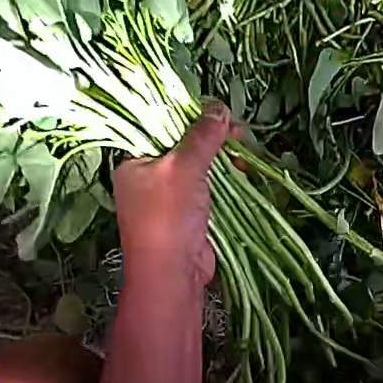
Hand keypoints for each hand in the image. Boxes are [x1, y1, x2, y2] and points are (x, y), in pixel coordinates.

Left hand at [113, 102, 229, 287]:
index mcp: (135, 162)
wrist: (172, 274)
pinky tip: (245, 172)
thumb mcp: (182, 167)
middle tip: (240, 133)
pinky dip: (228, 181)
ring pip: (202, 169)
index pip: (163, 127)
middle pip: (186, 147)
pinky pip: (211, 190)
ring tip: (246, 153)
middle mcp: (151, 178)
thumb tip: (219, 108)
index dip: (191, 117)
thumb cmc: (166, 217)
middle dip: (214, 139)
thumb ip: (201, 136)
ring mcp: (172, 199)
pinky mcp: (192, 216)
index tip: (220, 112)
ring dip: (225, 160)